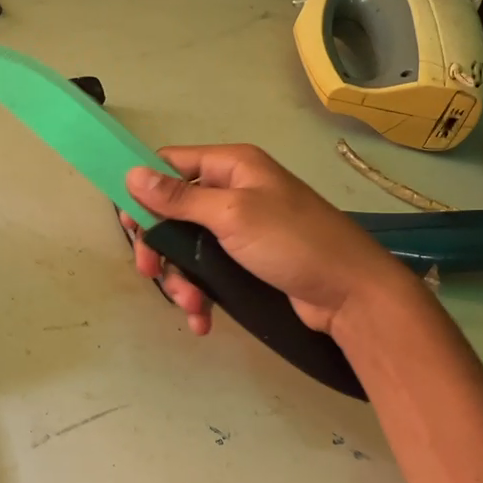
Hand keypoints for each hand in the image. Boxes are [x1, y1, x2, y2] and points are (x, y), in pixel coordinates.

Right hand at [120, 144, 421, 336]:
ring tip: (191, 305)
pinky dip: (199, 293)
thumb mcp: (233, 215)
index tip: (128, 223)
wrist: (353, 295)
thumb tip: (131, 174)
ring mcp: (240, 228)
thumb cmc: (294, 243)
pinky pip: (207, 271)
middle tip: (149, 272)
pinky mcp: (246, 261)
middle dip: (159, 246)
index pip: (170, 164)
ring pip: (186, 247)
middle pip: (172, 211)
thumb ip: (179, 198)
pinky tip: (202, 319)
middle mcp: (233, 191)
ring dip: (180, 278)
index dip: (143, 189)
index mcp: (232, 166)